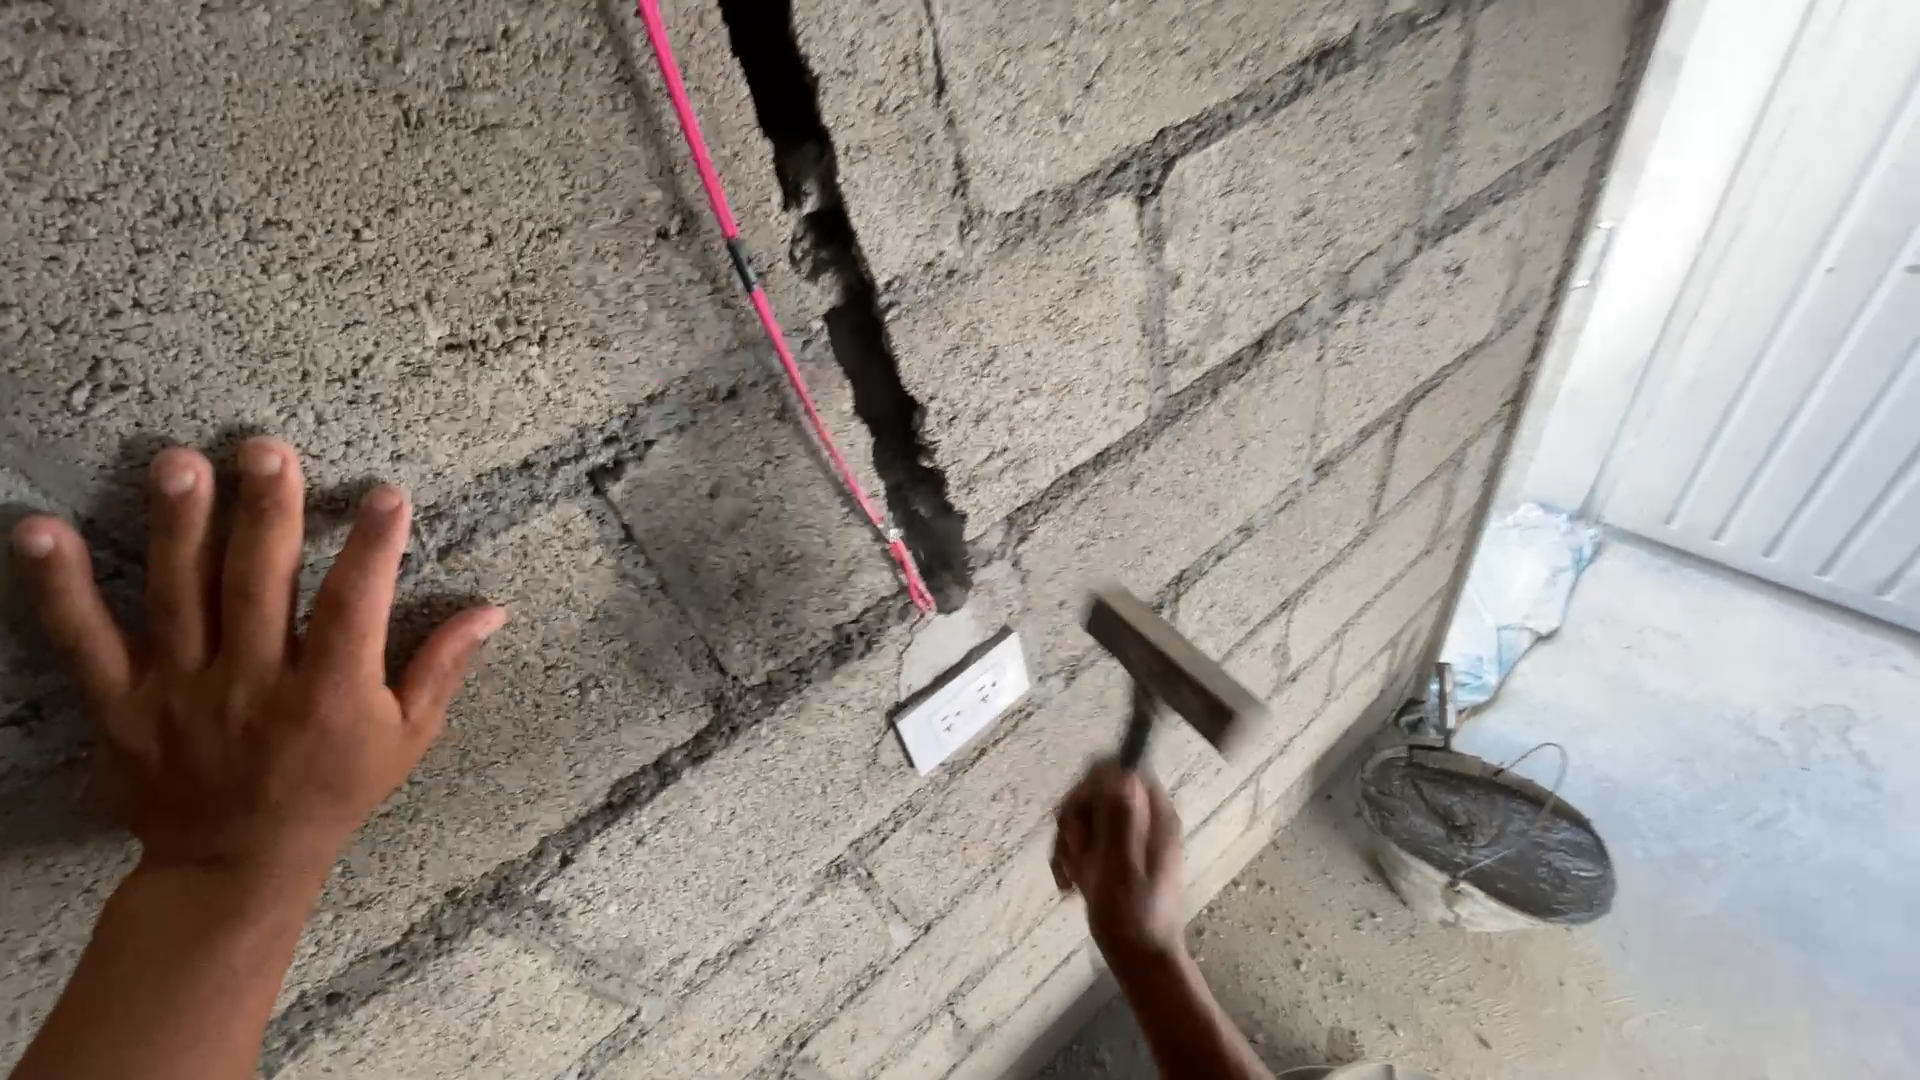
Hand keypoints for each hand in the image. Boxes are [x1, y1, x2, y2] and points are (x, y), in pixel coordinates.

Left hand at [8, 437, 505, 883]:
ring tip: (181, 463)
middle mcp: (254, 681)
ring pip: (178, 595)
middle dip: (267, 511)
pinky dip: (59, 586)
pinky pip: (84, 640)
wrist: (236, 860)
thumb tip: (492, 611)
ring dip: (180, 525)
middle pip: (257, 582)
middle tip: (267, 450)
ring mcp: (180, 689)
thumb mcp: (410, 734)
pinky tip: (42, 531)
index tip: (387, 495)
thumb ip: (444, 665)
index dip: (375, 545)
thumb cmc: (339, 790)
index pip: (356, 602)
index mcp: (331, 690)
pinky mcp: (122, 703)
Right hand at [1051, 762, 1186, 966]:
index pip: (1118, 769)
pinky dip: (1072, 857)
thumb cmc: (1133, 919)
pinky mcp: (1117, 852)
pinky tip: (1071, 884)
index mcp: (1154, 815)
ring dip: (1070, 843)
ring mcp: (1130, 835)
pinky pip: (1085, 837)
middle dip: (1075, 820)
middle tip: (1074, 854)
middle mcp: (1144, 818)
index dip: (1090, 786)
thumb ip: (1120, 819)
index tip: (1077, 818)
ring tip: (1072, 877)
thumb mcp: (1121, 868)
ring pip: (1085, 814)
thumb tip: (1120, 772)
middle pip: (1096, 789)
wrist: (1141, 963)